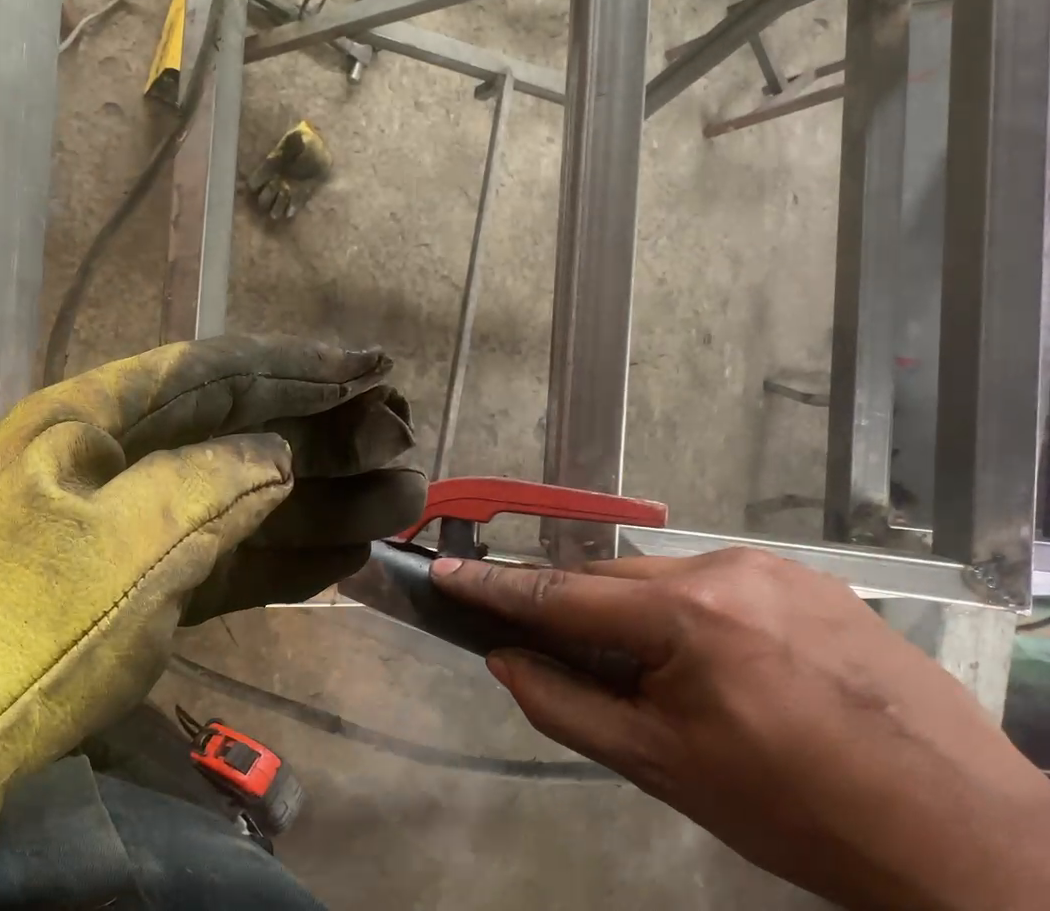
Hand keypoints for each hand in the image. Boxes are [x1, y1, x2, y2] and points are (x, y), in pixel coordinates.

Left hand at [0, 336, 423, 882]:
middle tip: (401, 438)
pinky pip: (217, 554)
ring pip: (234, 496)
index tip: (374, 368)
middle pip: (231, 431)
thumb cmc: (17, 621)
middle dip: (319, 434)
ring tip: (398, 497)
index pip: (212, 373)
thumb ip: (209, 485)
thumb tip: (277, 452)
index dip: (298, 367)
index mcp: (89, 419)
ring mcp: (123, 522)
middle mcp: (109, 456)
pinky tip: (344, 554)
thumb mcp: (120, 544)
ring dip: (314, 498)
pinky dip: (277, 556)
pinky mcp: (134, 582)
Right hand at [432, 549, 1049, 910]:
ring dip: (633, 613)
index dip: (492, 586)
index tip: (440, 570)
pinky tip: (715, 664)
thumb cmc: (795, 810)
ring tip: (649, 673)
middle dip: (574, 611)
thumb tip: (502, 659)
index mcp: (686, 615)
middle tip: (556, 654)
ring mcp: (779, 569)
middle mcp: (727, 569)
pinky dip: (687, 612)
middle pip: (610, 579)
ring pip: (663, 578)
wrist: (971, 841)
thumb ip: (563, 704)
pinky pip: (717, 584)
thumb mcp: (660, 765)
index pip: (559, 593)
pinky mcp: (818, 582)